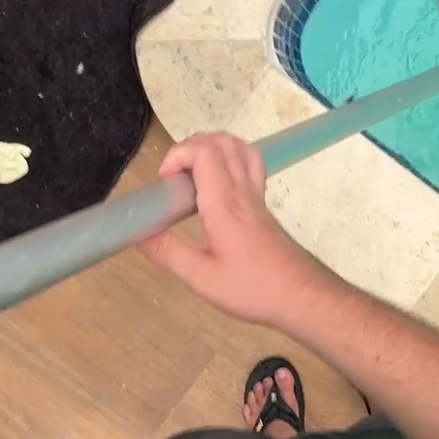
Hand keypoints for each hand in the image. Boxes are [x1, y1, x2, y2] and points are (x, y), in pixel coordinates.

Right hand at [137, 133, 338, 328]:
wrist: (302, 296)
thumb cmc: (253, 289)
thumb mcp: (202, 278)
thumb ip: (168, 252)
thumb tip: (136, 233)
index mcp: (224, 204)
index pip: (204, 152)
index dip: (178, 154)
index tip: (165, 183)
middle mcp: (242, 191)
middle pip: (222, 142)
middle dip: (191, 147)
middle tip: (175, 179)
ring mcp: (257, 197)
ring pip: (240, 148)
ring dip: (212, 149)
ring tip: (192, 177)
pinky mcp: (264, 206)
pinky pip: (250, 166)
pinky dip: (230, 162)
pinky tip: (217, 187)